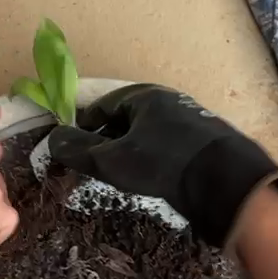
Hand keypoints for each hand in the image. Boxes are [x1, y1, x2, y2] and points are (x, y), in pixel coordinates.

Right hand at [48, 84, 277, 246]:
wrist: (225, 182)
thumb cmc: (163, 164)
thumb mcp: (112, 160)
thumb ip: (79, 150)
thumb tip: (52, 139)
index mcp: (143, 96)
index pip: (100, 106)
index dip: (81, 127)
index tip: (71, 149)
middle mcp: (167, 102)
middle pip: (123, 120)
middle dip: (105, 141)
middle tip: (93, 166)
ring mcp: (188, 122)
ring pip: (145, 135)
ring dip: (128, 152)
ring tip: (118, 176)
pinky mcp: (201, 145)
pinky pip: (164, 148)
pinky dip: (150, 161)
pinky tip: (148, 180)